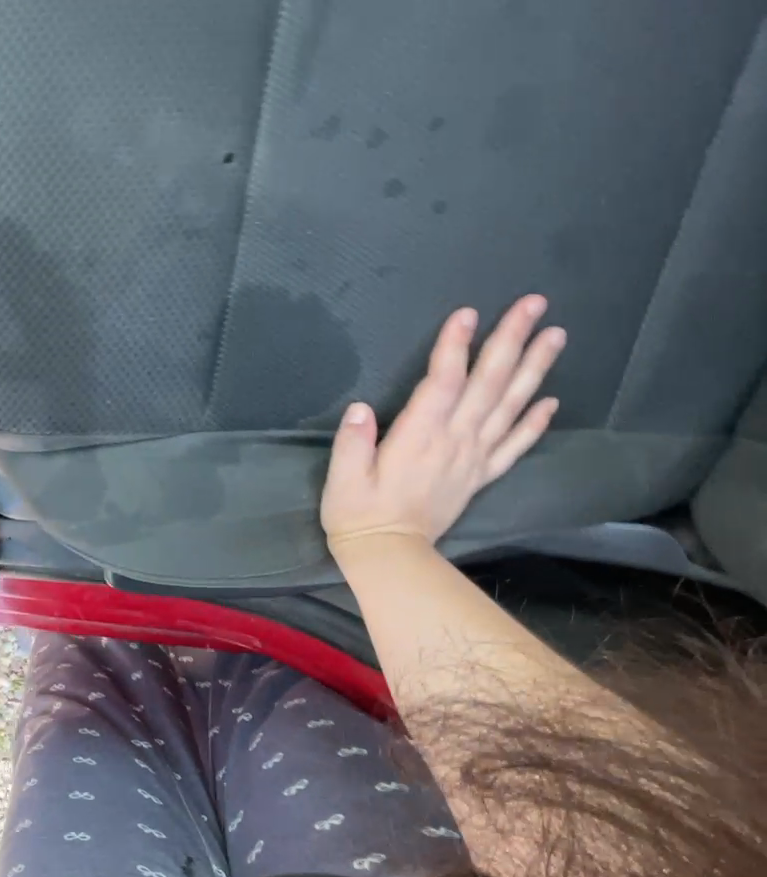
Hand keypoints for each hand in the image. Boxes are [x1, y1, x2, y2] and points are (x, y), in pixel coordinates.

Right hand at [321, 294, 564, 551]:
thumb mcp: (341, 479)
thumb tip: (360, 408)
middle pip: (488, 385)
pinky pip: (514, 444)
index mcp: (418, 438)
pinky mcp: (479, 475)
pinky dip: (536, 421)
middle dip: (509, 342)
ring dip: (534, 368)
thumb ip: (352, 443)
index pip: (442, 384)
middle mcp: (454, 442)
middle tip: (533, 304)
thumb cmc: (356, 513)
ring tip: (555, 335)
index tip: (467, 314)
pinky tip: (549, 399)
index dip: (454, 348)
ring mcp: (472, 458)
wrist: (387, 553)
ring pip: (510, 406)